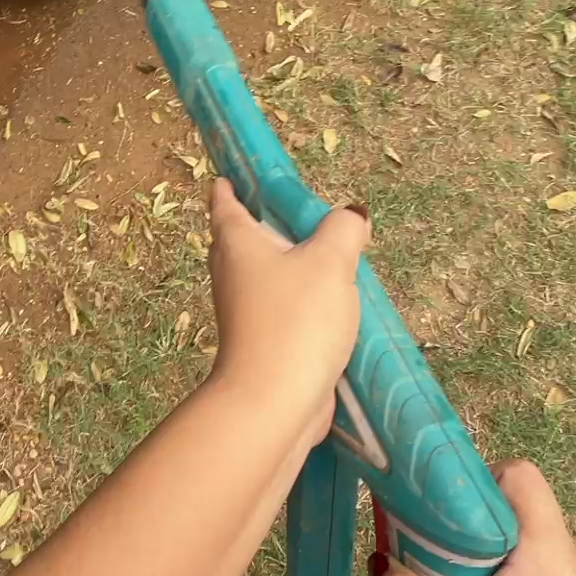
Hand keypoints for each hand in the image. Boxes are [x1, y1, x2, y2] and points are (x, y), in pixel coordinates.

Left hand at [205, 178, 369, 448]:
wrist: (274, 400)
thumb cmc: (295, 319)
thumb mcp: (329, 262)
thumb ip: (342, 230)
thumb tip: (350, 216)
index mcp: (237, 241)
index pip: (224, 202)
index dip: (227, 186)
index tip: (229, 175)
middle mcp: (231, 271)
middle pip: (239, 238)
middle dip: (261, 224)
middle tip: (293, 214)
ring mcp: (241, 309)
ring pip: (260, 273)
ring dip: (284, 263)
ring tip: (322, 255)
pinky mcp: (258, 338)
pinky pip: (275, 304)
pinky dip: (294, 296)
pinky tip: (326, 302)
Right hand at [374, 460, 575, 575]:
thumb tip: (380, 565)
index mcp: (549, 554)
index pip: (515, 476)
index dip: (468, 480)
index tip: (429, 513)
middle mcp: (567, 566)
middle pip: (501, 514)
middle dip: (453, 531)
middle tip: (421, 566)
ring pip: (506, 553)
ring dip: (465, 568)